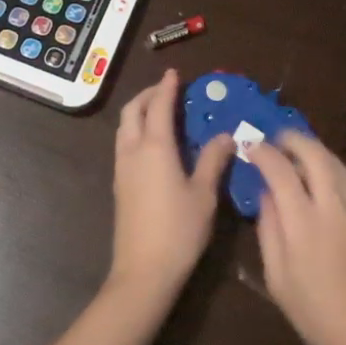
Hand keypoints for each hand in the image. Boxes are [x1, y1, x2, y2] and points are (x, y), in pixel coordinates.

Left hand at [109, 69, 234, 292]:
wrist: (143, 271)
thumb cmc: (179, 230)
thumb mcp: (204, 195)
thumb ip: (213, 161)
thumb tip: (226, 135)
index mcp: (155, 147)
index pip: (160, 106)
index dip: (168, 87)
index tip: (175, 73)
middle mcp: (133, 150)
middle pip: (133, 111)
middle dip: (149, 95)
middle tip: (168, 90)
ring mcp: (122, 168)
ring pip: (125, 127)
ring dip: (140, 112)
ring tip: (160, 112)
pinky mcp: (119, 185)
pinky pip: (124, 144)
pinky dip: (136, 130)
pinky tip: (153, 143)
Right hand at [251, 133, 345, 344]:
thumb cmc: (317, 314)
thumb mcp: (277, 277)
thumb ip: (268, 229)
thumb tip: (265, 194)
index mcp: (303, 222)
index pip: (279, 169)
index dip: (262, 152)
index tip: (250, 147)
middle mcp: (332, 205)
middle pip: (313, 152)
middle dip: (291, 139)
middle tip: (275, 142)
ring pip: (335, 160)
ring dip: (313, 150)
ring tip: (297, 156)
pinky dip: (333, 166)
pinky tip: (325, 177)